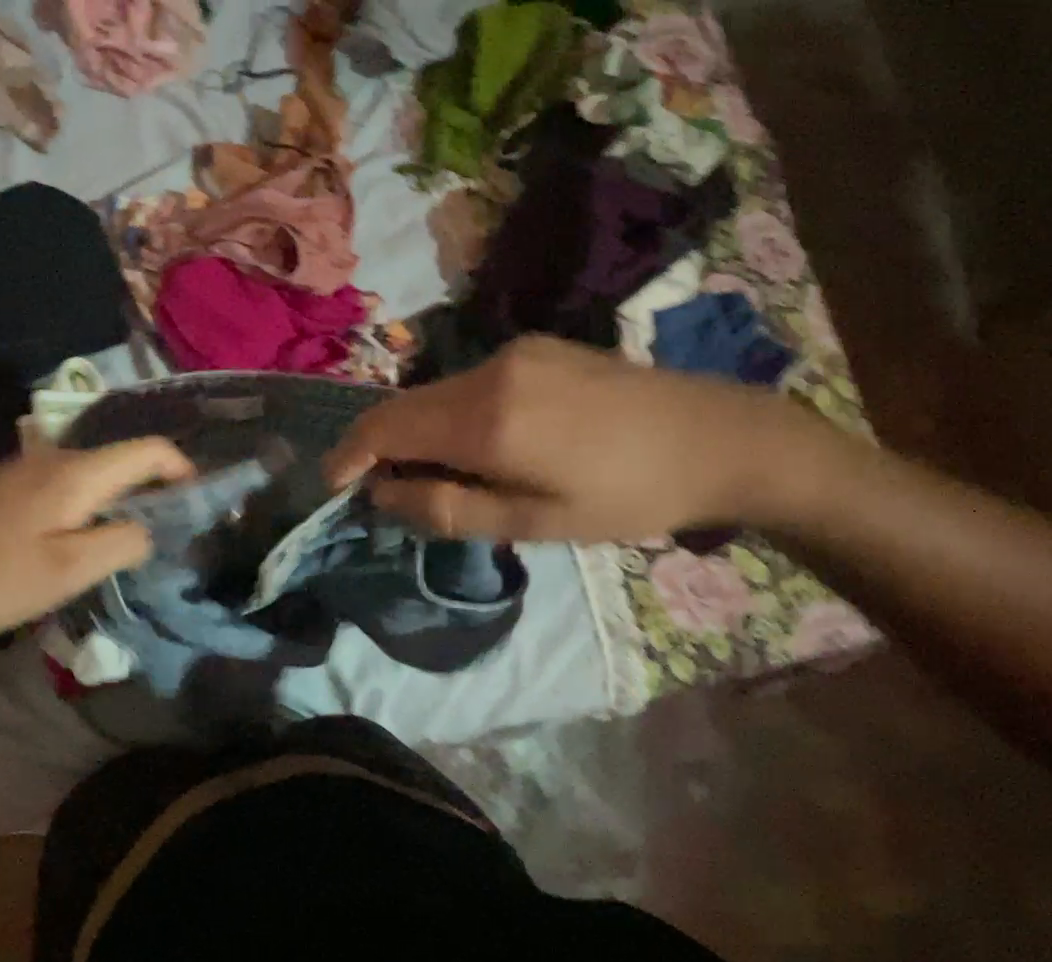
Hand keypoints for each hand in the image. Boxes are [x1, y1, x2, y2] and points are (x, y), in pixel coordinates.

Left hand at [0, 437, 194, 638]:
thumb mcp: (66, 572)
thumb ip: (120, 544)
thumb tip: (150, 528)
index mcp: (75, 473)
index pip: (148, 450)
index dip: (182, 471)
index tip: (198, 506)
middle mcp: (53, 459)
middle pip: (121, 459)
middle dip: (154, 488)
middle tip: (171, 533)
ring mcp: (24, 471)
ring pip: (93, 474)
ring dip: (121, 500)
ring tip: (131, 542)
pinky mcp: (5, 489)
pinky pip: (66, 486)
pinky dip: (89, 505)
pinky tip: (80, 541)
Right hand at [325, 336, 846, 541]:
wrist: (719, 438)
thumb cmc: (626, 497)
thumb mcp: (532, 524)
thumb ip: (445, 509)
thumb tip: (380, 492)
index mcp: (487, 419)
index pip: (385, 426)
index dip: (347, 454)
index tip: (332, 486)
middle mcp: (490, 371)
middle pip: (404, 407)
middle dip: (380, 448)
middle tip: (385, 493)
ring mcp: (515, 352)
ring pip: (435, 394)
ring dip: (419, 434)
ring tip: (440, 478)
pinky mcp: (536, 347)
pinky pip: (468, 384)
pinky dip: (452, 416)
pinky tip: (481, 446)